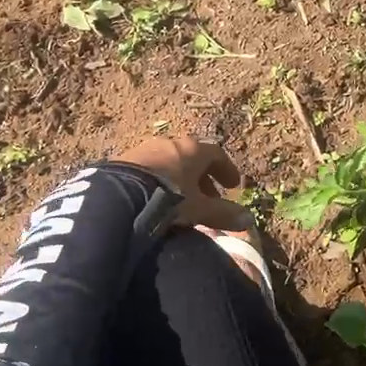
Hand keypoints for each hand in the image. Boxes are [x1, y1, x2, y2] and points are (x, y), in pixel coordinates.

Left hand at [114, 135, 246, 230]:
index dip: (227, 170)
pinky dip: (159, 183)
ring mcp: (144, 150)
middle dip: (203, 178)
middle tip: (208, 197)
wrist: (117, 196)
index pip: (217, 155)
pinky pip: (149, 171)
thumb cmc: (169, 197)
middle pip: (192, 158)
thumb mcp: (199, 208)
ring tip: (181, 202)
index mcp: (193, 149)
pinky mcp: (121, 162)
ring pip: (169, 164)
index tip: (233, 186)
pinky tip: (156, 200)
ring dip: (180, 180)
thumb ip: (223, 213)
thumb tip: (248, 220)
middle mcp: (171, 144)